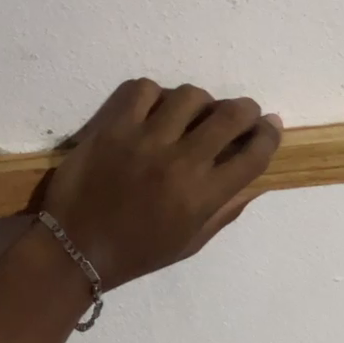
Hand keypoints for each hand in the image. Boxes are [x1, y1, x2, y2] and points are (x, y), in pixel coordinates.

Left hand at [39, 79, 281, 288]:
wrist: (73, 250)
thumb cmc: (136, 252)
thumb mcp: (191, 243)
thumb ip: (225, 210)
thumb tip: (254, 181)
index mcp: (202, 196)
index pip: (254, 154)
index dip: (270, 135)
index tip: (270, 126)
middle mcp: (180, 162)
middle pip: (230, 116)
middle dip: (246, 110)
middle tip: (242, 113)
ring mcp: (145, 140)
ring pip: (190, 95)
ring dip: (201, 102)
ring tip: (193, 113)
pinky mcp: (113, 127)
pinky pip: (144, 89)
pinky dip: (155, 95)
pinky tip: (154, 110)